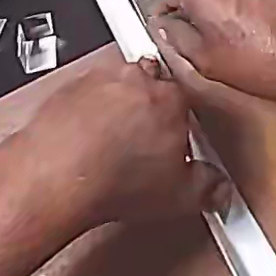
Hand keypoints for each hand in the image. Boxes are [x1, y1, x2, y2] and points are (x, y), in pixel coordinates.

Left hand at [0, 50, 225, 230]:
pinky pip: (85, 90)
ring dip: (118, 100)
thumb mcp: (178, 196)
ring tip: (112, 136)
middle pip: (152, 81)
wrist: (59, 177)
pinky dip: (86, 107)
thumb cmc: (113, 179)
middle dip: (149, 102)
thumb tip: (217, 188)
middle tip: (144, 133)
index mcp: (172, 98)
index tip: (175, 134)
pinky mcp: (69, 86)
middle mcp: (137, 79)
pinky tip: (85, 135)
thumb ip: (207, 186)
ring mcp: (101, 79)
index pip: (186, 96)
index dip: (180, 117)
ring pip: (118, 81)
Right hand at [154, 0, 275, 115]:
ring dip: (228, 9)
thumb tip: (167, 29)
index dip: (169, 21)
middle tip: (211, 45)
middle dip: (201, 14)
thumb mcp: (206, 62)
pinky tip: (262, 34)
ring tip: (243, 42)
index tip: (174, 34)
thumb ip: (175, 39)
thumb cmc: (274, 64)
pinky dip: (252, 6)